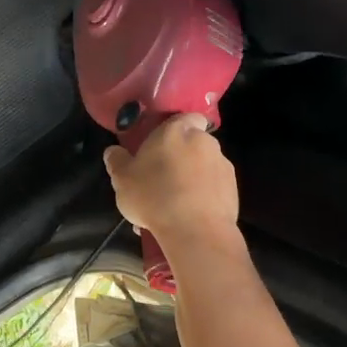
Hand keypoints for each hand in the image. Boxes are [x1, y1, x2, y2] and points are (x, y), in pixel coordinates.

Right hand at [101, 113, 239, 244]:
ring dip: (188, 180)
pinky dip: (200, 198)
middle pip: (191, 144)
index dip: (173, 130)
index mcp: (176, 131)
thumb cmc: (153, 195)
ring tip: (169, 206)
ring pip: (201, 168)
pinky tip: (183, 217)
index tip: (159, 147)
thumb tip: (113, 151)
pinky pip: (211, 189)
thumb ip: (117, 161)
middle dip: (178, 159)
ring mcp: (222, 164)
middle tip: (158, 180)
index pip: (183, 117)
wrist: (194, 229)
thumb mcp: (121, 179)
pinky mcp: (232, 188)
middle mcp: (204, 141)